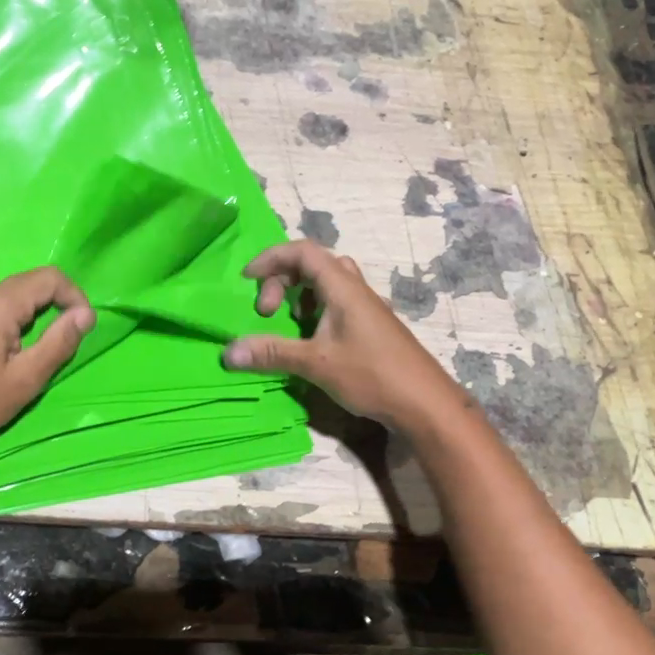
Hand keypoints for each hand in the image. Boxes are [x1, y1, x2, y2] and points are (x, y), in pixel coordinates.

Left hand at [0, 267, 95, 465]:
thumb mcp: (27, 378)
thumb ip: (59, 342)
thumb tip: (86, 314)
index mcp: (0, 303)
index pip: (50, 277)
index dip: (76, 296)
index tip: (85, 327)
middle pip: (32, 281)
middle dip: (59, 302)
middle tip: (69, 337)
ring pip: (14, 294)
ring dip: (38, 312)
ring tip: (43, 348)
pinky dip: (18, 318)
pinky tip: (14, 350)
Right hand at [222, 241, 448, 424]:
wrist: (424, 403)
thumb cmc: (372, 375)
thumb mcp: (316, 363)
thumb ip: (272, 353)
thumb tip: (229, 352)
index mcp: (342, 287)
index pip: (302, 251)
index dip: (270, 258)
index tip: (246, 279)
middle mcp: (354, 289)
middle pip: (313, 263)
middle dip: (281, 279)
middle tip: (267, 311)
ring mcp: (365, 307)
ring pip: (325, 283)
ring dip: (298, 295)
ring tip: (285, 324)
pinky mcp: (369, 326)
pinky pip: (334, 302)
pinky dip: (313, 311)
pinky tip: (309, 341)